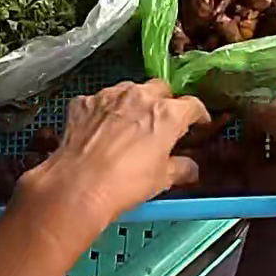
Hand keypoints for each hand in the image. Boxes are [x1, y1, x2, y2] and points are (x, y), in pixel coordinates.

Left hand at [15, 80, 209, 229]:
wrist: (77, 187)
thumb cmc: (125, 184)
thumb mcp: (163, 180)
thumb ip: (181, 168)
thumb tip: (189, 168)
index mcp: (168, 114)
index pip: (193, 105)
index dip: (198, 116)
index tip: (198, 124)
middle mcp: (140, 96)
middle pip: (161, 88)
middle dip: (165, 102)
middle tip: (162, 123)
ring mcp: (109, 96)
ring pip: (130, 89)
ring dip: (134, 102)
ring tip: (130, 124)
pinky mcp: (84, 102)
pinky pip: (101, 100)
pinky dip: (105, 111)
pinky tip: (102, 129)